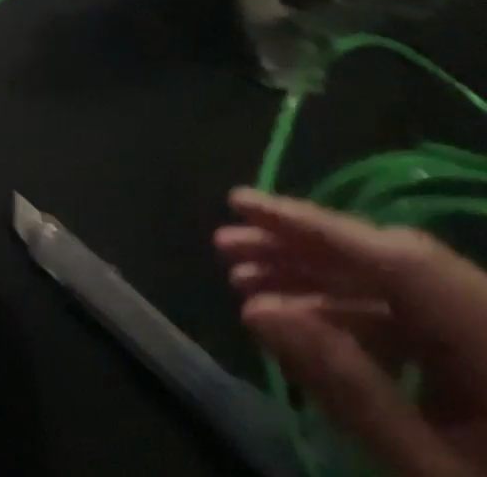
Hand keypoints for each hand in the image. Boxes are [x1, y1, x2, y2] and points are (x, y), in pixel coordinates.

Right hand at [217, 189, 486, 476]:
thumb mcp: (428, 468)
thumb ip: (352, 391)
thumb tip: (258, 310)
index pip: (405, 265)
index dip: (318, 228)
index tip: (239, 203)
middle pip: (401, 271)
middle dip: (305, 253)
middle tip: (226, 247)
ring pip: (401, 296)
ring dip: (318, 286)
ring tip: (244, 284)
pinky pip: (416, 326)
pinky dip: (350, 319)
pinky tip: (297, 326)